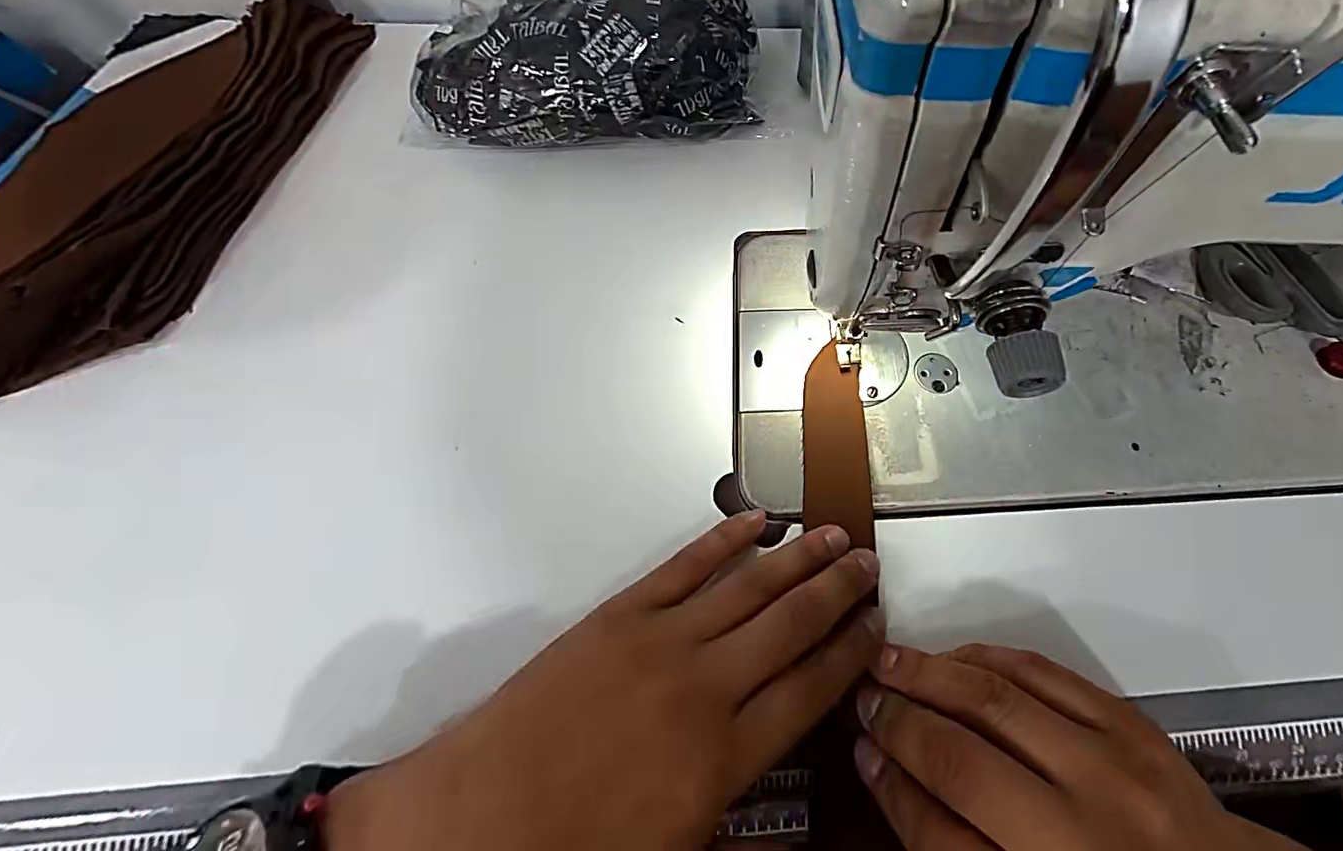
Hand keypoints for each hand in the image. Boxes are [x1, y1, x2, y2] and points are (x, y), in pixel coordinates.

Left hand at [323, 511, 883, 850]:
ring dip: (797, 556)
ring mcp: (662, 642)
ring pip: (750, 585)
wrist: (469, 826)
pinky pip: (685, 567)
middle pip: (792, 623)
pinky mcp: (620, 616)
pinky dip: (723, 541)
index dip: (850, 651)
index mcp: (722, 758)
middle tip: (868, 564)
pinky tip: (753, 523)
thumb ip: (735, 803)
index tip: (874, 626)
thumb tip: (774, 764)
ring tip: (832, 535)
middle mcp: (704, 689)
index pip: (811, 687)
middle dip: (838, 591)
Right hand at [853, 645, 1303, 850]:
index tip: (862, 745)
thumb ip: (955, 846)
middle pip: (967, 753)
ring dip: (937, 673)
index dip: (894, 783)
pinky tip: (959, 657)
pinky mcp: (1133, 723)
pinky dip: (991, 658)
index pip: (946, 831)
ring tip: (895, 660)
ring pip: (1001, 697)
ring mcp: (1118, 766)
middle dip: (904, 714)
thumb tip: (890, 777)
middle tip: (865, 688)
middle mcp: (1089, 827)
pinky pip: (1046, 673)